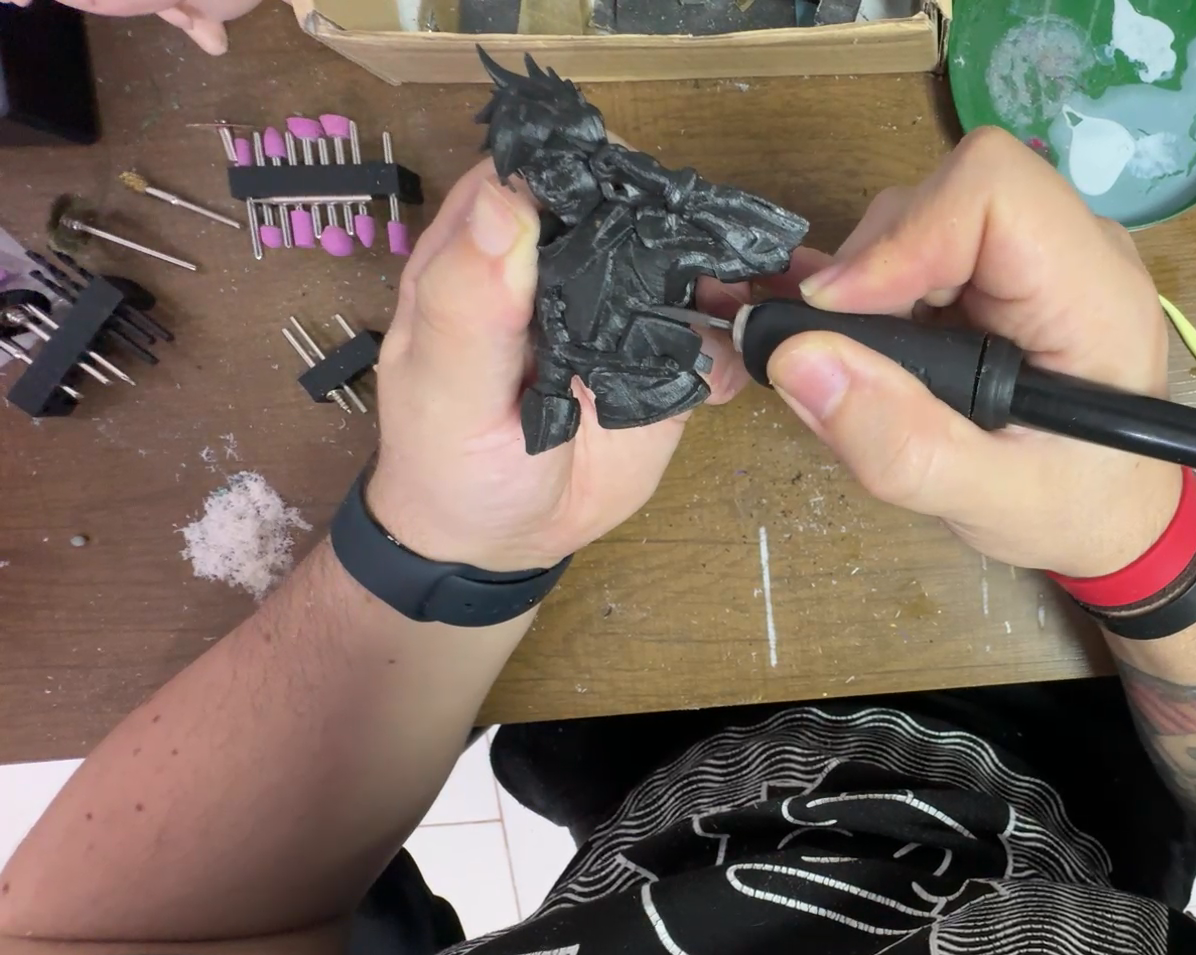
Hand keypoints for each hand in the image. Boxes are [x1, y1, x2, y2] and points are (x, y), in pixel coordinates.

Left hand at [364, 160, 747, 571]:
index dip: (588, 166)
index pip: (542, 176)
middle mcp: (566, 277)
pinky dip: (736, 349)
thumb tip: (508, 201)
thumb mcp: (444, 391)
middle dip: (678, 221)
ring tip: (744, 310)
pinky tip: (736, 373)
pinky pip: (712, 343)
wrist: (506, 540)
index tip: (640, 187)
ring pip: (684, 273)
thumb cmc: (451, 466)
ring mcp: (623, 324)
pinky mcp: (664, 369)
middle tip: (718, 254)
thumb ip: (466, 305)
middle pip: (630, 215)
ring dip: (724, 282)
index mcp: (496, 260)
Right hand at [726, 127, 1181, 577]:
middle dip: (875, 270)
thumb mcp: (990, 501)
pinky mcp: (1007, 279)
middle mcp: (1072, 253)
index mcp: (1093, 294)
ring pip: (927, 220)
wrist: (1114, 514)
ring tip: (868, 373)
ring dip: (874, 292)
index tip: (835, 314)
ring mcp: (1040, 259)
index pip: (992, 191)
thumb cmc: (1076, 512)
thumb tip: (799, 359)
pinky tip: (869, 350)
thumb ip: (905, 445)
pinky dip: (882, 298)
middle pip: (948, 197)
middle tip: (842, 357)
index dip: (902, 238)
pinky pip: (928, 253)